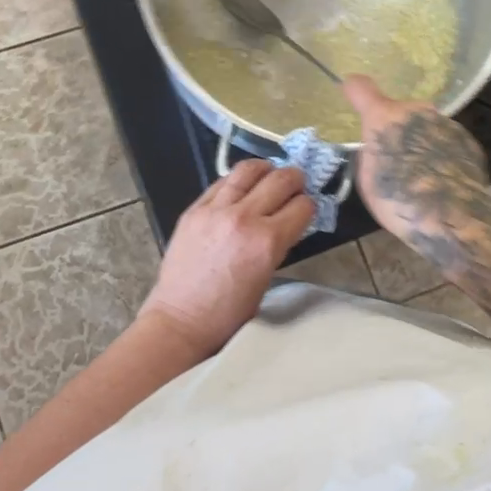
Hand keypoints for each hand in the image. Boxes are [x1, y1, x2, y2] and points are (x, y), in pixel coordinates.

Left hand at [139, 160, 314, 357]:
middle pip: (280, 180)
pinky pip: (221, 183)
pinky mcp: (194, 210)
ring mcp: (215, 210)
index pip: (302, 206)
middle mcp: (244, 218)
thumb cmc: (228, 314)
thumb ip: (278, 246)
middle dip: (295, 180)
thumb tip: (285, 225)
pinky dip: (237, 181)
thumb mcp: (266, 279)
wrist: (181, 320)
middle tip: (297, 183)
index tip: (307, 209)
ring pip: (248, 170)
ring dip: (266, 169)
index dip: (309, 206)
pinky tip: (241, 186)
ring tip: (270, 173)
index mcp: (268, 242)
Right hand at [343, 75, 490, 243]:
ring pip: (425, 125)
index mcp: (383, 118)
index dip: (354, 90)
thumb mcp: (367, 179)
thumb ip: (370, 154)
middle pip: (400, 111)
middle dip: (396, 127)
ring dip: (420, 140)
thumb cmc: (398, 199)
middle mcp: (415, 112)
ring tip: (422, 173)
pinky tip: (442, 178)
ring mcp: (444, 123)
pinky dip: (441, 153)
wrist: (450, 215)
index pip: (361, 88)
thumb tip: (376, 148)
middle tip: (395, 157)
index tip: (352, 92)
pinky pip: (446, 140)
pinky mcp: (467, 140)